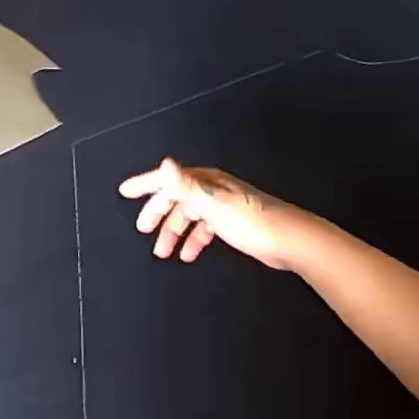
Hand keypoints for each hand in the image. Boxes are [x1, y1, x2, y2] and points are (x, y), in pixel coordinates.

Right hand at [120, 158, 309, 268]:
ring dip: (173, 232)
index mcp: (205, 181)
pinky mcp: (231, 224)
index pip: (168, 178)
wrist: (292, 242)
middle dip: (157, 213)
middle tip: (141, 229)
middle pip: (175, 198)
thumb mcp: (216, 203)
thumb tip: (165, 164)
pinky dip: (192, 240)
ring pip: (188, 216)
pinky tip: (188, 255)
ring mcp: (221, 206)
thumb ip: (187, 185)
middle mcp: (211, 189)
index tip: (125, 191)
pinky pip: (203, 229)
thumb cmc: (253, 221)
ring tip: (162, 252)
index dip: (145, 184)